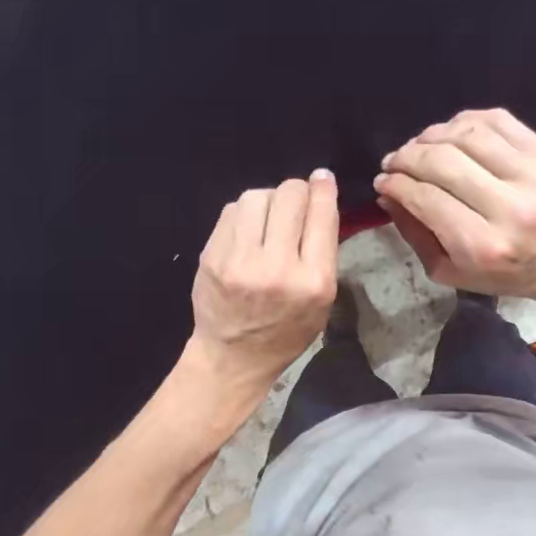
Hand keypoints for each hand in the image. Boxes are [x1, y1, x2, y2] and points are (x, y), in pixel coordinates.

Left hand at [188, 169, 339, 390]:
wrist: (233, 356)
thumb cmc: (286, 330)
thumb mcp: (322, 300)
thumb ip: (323, 252)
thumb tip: (320, 199)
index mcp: (313, 281)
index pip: (322, 215)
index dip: (323, 188)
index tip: (321, 178)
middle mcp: (276, 268)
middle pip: (289, 195)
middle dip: (296, 191)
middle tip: (295, 202)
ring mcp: (239, 261)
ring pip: (257, 196)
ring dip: (268, 200)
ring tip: (268, 218)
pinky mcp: (212, 256)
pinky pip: (232, 210)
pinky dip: (244, 213)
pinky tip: (247, 230)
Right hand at [374, 109, 535, 304]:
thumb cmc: (499, 271)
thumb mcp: (447, 268)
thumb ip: (413, 231)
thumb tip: (386, 192)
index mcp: (484, 245)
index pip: (427, 198)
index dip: (396, 184)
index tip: (381, 180)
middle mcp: (512, 208)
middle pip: (443, 162)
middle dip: (407, 157)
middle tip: (393, 161)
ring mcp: (534, 175)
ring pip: (467, 134)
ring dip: (430, 135)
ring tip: (417, 146)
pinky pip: (494, 119)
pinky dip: (461, 121)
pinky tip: (447, 134)